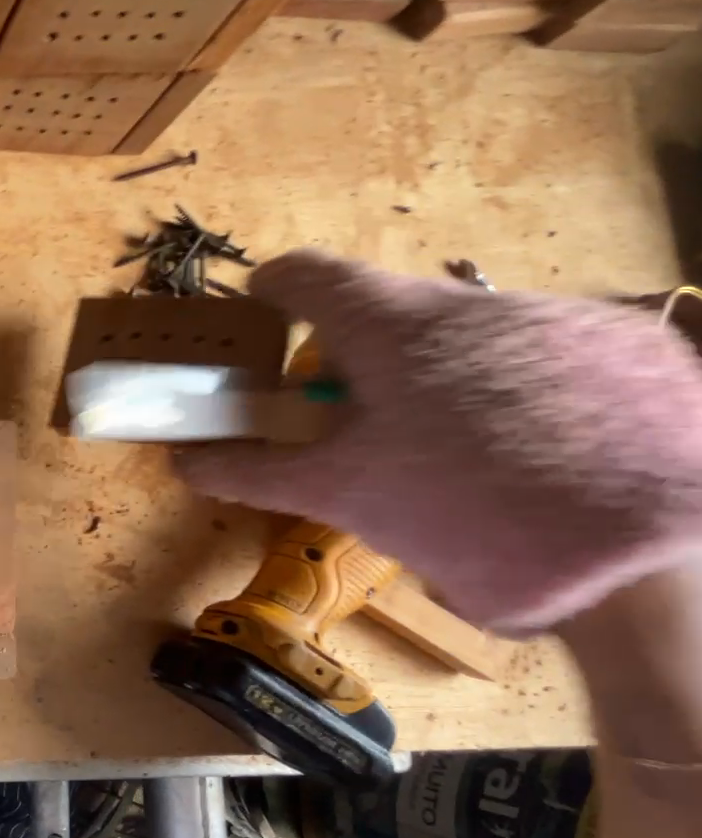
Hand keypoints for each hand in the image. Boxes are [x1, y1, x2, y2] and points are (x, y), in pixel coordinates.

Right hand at [176, 249, 701, 631]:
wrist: (661, 562)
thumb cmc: (463, 513)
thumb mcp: (338, 499)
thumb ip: (251, 472)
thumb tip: (183, 462)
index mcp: (394, 327)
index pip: (311, 275)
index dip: (274, 289)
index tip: (261, 312)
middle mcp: (478, 306)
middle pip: (391, 307)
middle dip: (355, 349)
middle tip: (344, 411)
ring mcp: (566, 322)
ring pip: (470, 333)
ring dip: (434, 371)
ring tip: (440, 445)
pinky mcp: (635, 353)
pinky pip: (543, 353)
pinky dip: (509, 386)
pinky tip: (522, 449)